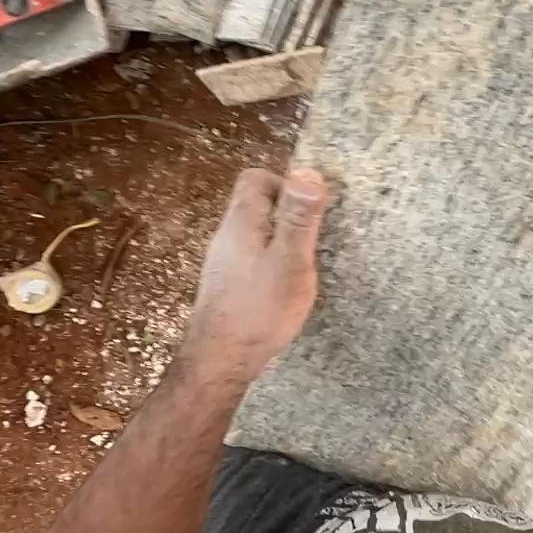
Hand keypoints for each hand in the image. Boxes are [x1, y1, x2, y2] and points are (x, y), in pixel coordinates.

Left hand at [180, 168, 329, 383]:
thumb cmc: (259, 308)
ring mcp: (224, 260)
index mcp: (241, 221)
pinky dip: (271, 258)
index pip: (255, 178)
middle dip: (287, 211)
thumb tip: (308, 171)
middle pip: (255, 203)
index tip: (309, 208)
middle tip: (311, 237)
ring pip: (254, 231)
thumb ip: (299, 218)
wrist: (220, 360)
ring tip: (302, 261)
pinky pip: (252, 254)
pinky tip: (284, 284)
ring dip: (280, 236)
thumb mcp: (290, 260)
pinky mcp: (227, 282)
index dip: (284, 183)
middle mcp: (227, 235)